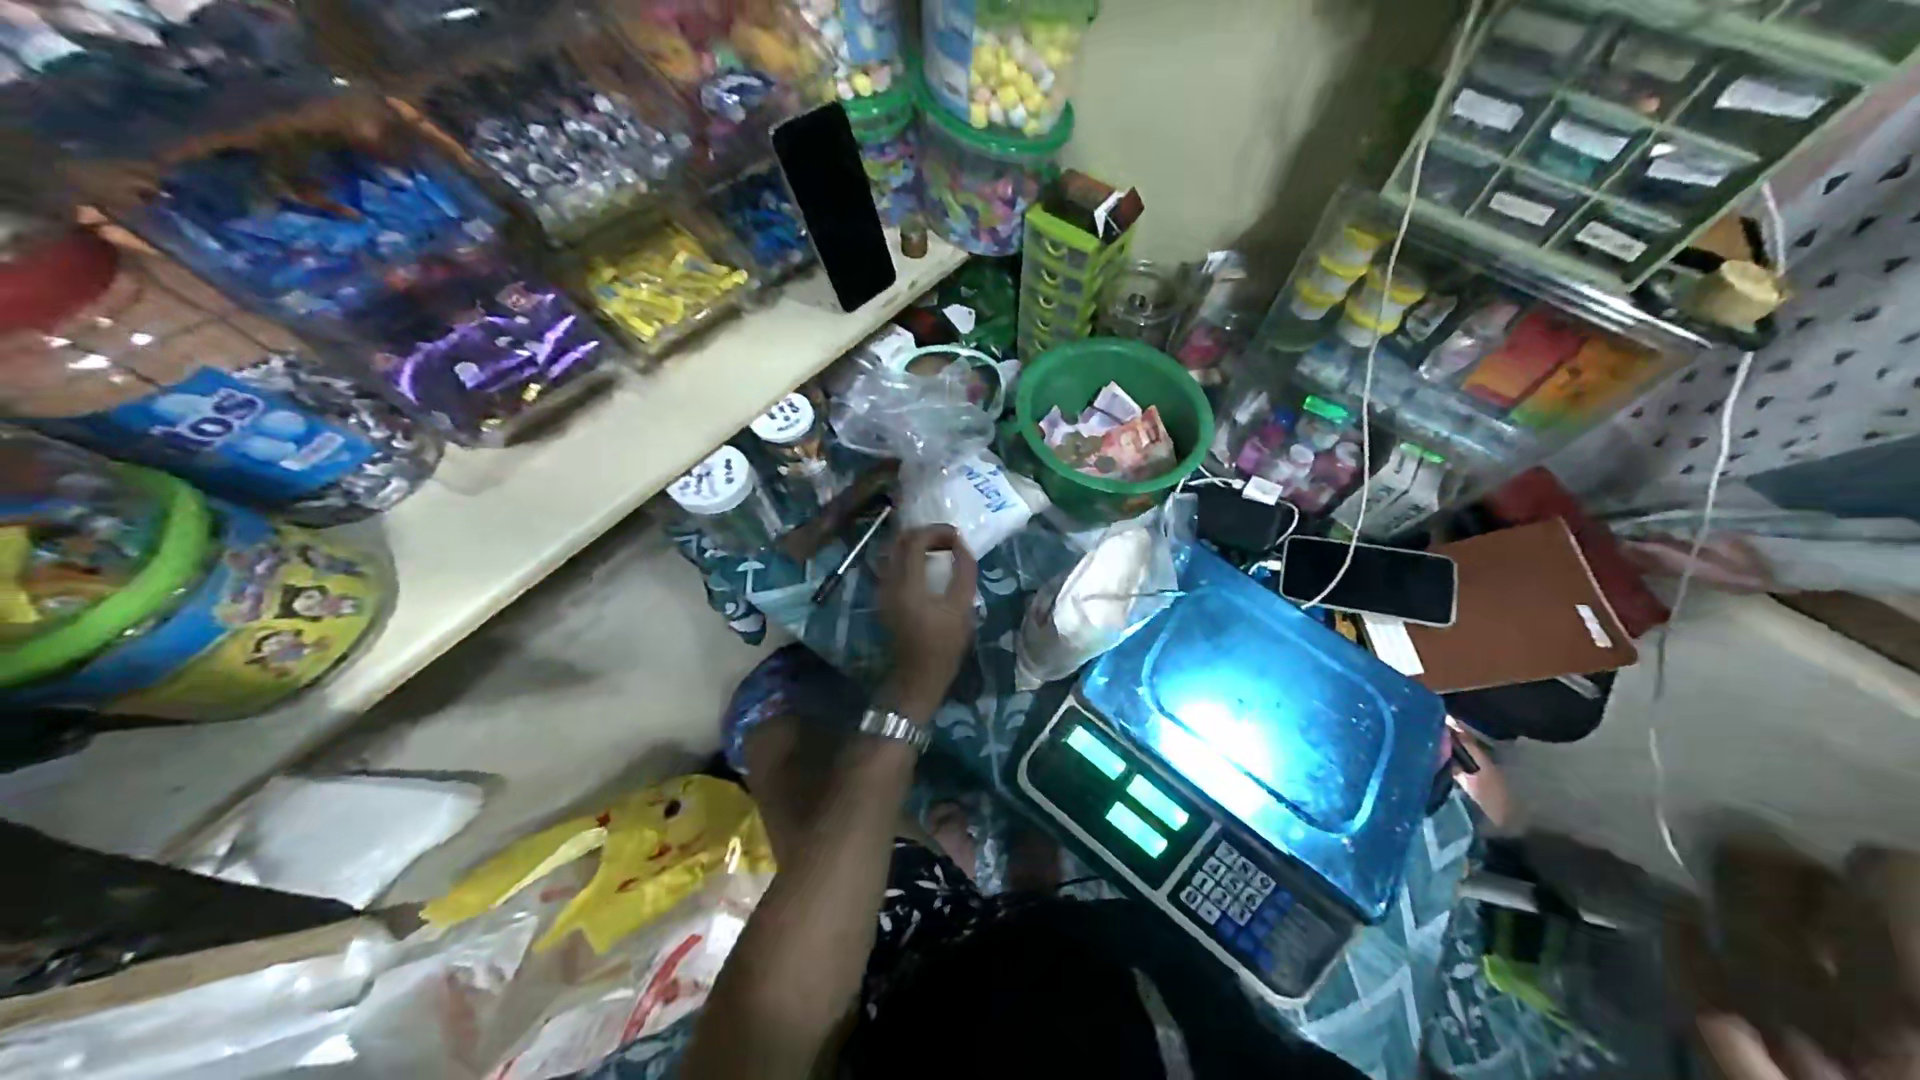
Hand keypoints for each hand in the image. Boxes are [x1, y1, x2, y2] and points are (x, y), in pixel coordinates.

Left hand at [878, 525, 977, 719]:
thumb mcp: (962, 607)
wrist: (918, 676)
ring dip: (914, 544)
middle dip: (925, 534)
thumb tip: (961, 544)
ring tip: (939, 550)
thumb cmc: (944, 644)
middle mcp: (888, 582)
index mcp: (907, 584)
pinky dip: (907, 557)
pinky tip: (926, 567)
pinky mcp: (882, 598)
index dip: (937, 531)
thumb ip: (964, 571)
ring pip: (892, 551)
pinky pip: (891, 565)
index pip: (915, 541)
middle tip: (948, 540)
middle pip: (899, 541)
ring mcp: (881, 590)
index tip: (957, 536)